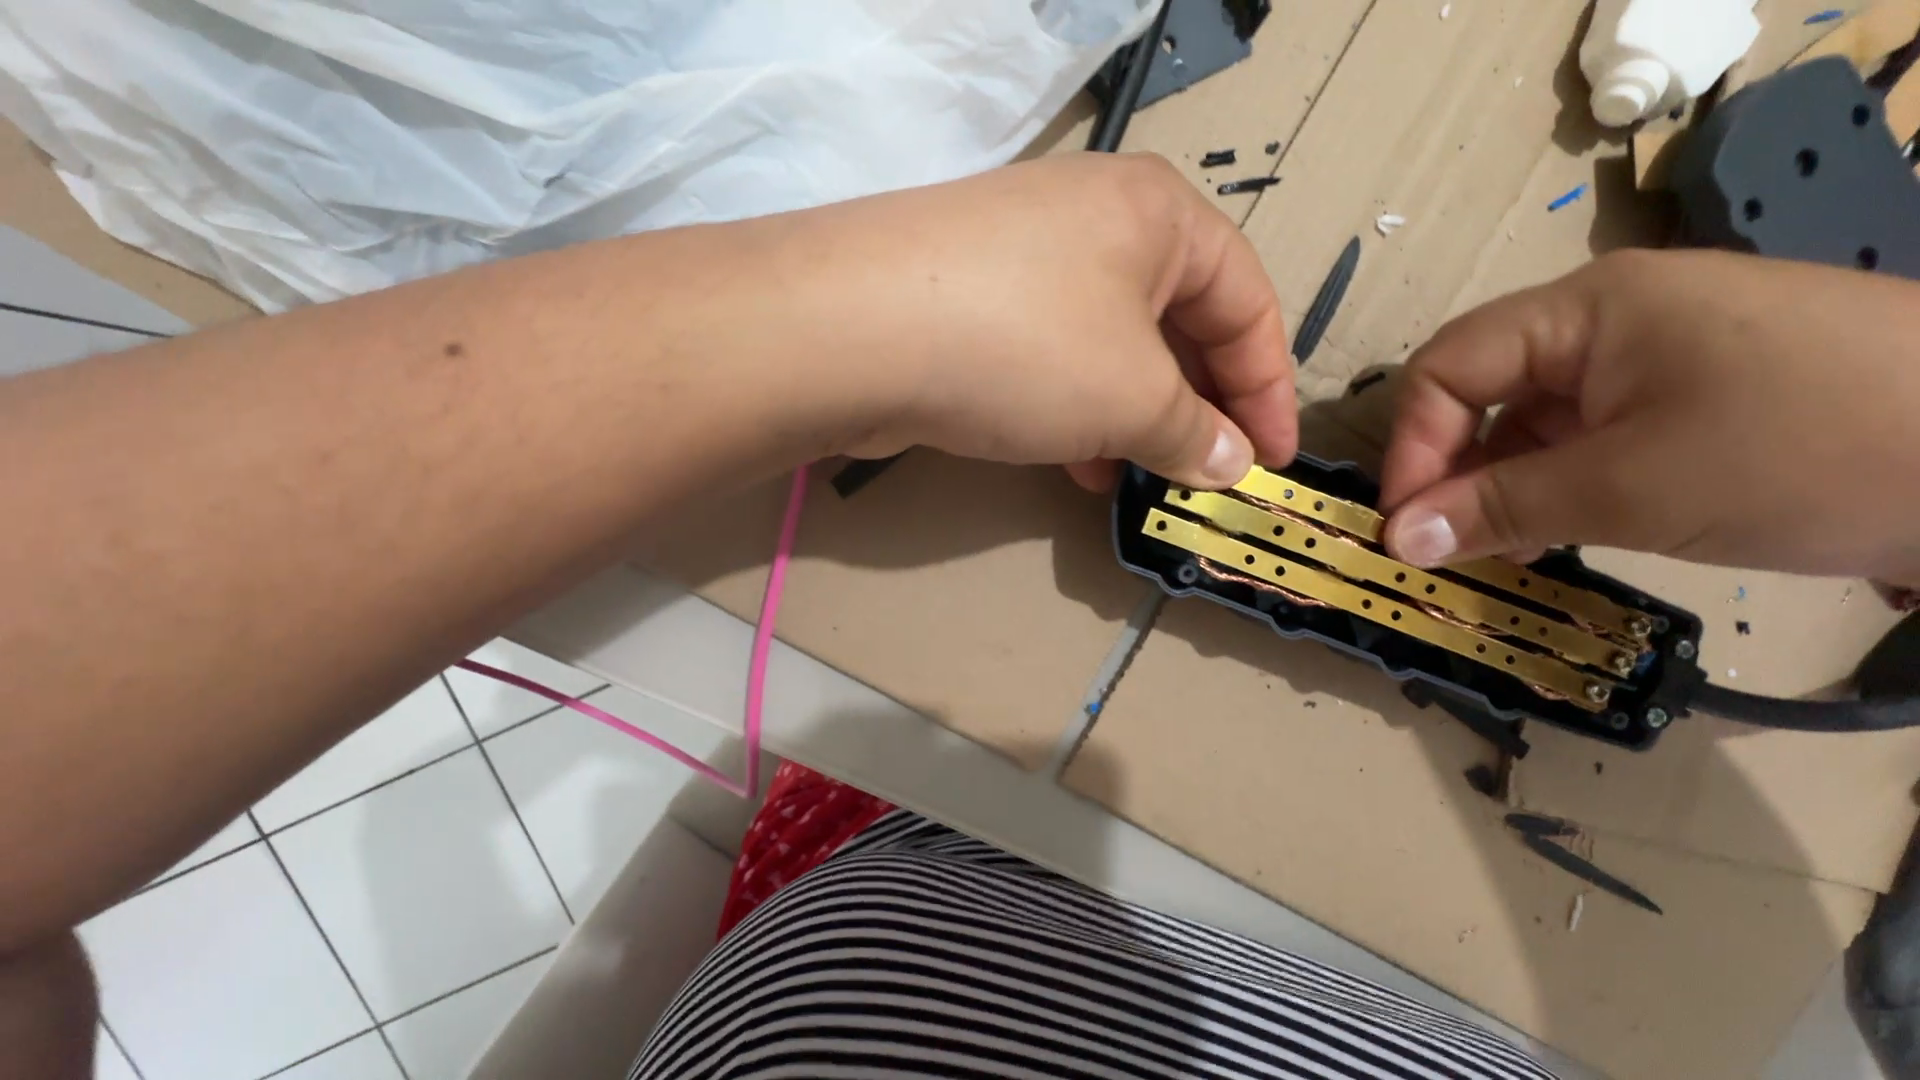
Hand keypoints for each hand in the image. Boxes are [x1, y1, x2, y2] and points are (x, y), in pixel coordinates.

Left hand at [797, 153, 1295, 490]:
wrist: (853, 332)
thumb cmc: (1027, 346)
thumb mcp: (1132, 396)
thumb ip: (1193, 433)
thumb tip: (1229, 464)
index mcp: (1157, 214)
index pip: (1246, 301)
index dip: (1269, 388)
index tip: (1272, 461)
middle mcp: (1092, 222)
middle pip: (1175, 321)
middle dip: (1196, 405)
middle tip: (1204, 474)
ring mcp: (1022, 260)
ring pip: (1108, 346)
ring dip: (1132, 417)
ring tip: (1138, 478)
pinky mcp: (970, 302)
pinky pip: (1049, 358)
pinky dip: (1074, 410)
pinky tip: (1073, 461)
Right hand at [1378, 249, 1919, 582]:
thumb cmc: (1808, 451)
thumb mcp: (1631, 490)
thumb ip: (1498, 510)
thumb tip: (1395, 539)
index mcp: (1585, 310)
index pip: (1447, 368)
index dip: (1411, 446)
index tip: (1405, 525)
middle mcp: (1611, 318)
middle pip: (1486, 391)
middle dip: (1455, 472)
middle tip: (1448, 549)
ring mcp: (1661, 354)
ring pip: (1538, 420)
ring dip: (1507, 486)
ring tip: (1504, 551)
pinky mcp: (1700, 394)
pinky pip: (1594, 434)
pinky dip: (1563, 484)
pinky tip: (1565, 530)